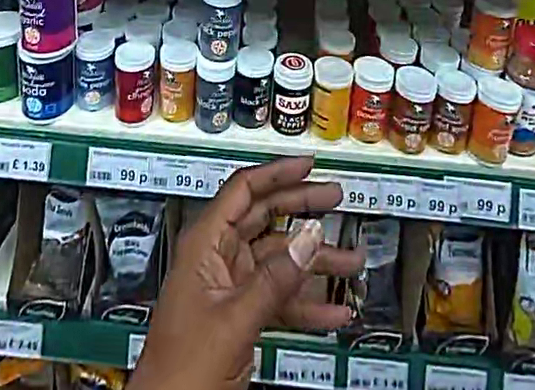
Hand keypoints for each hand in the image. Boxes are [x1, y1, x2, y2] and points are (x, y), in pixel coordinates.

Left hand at [128, 158, 363, 389]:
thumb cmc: (182, 370)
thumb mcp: (233, 320)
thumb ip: (275, 278)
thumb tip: (311, 236)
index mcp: (205, 244)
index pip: (243, 190)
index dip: (277, 172)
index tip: (309, 164)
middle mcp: (217, 257)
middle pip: (266, 217)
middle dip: (304, 208)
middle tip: (337, 198)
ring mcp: (230, 287)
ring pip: (280, 260)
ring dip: (316, 263)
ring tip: (352, 261)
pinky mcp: (240, 316)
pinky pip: (280, 298)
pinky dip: (307, 304)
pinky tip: (335, 313)